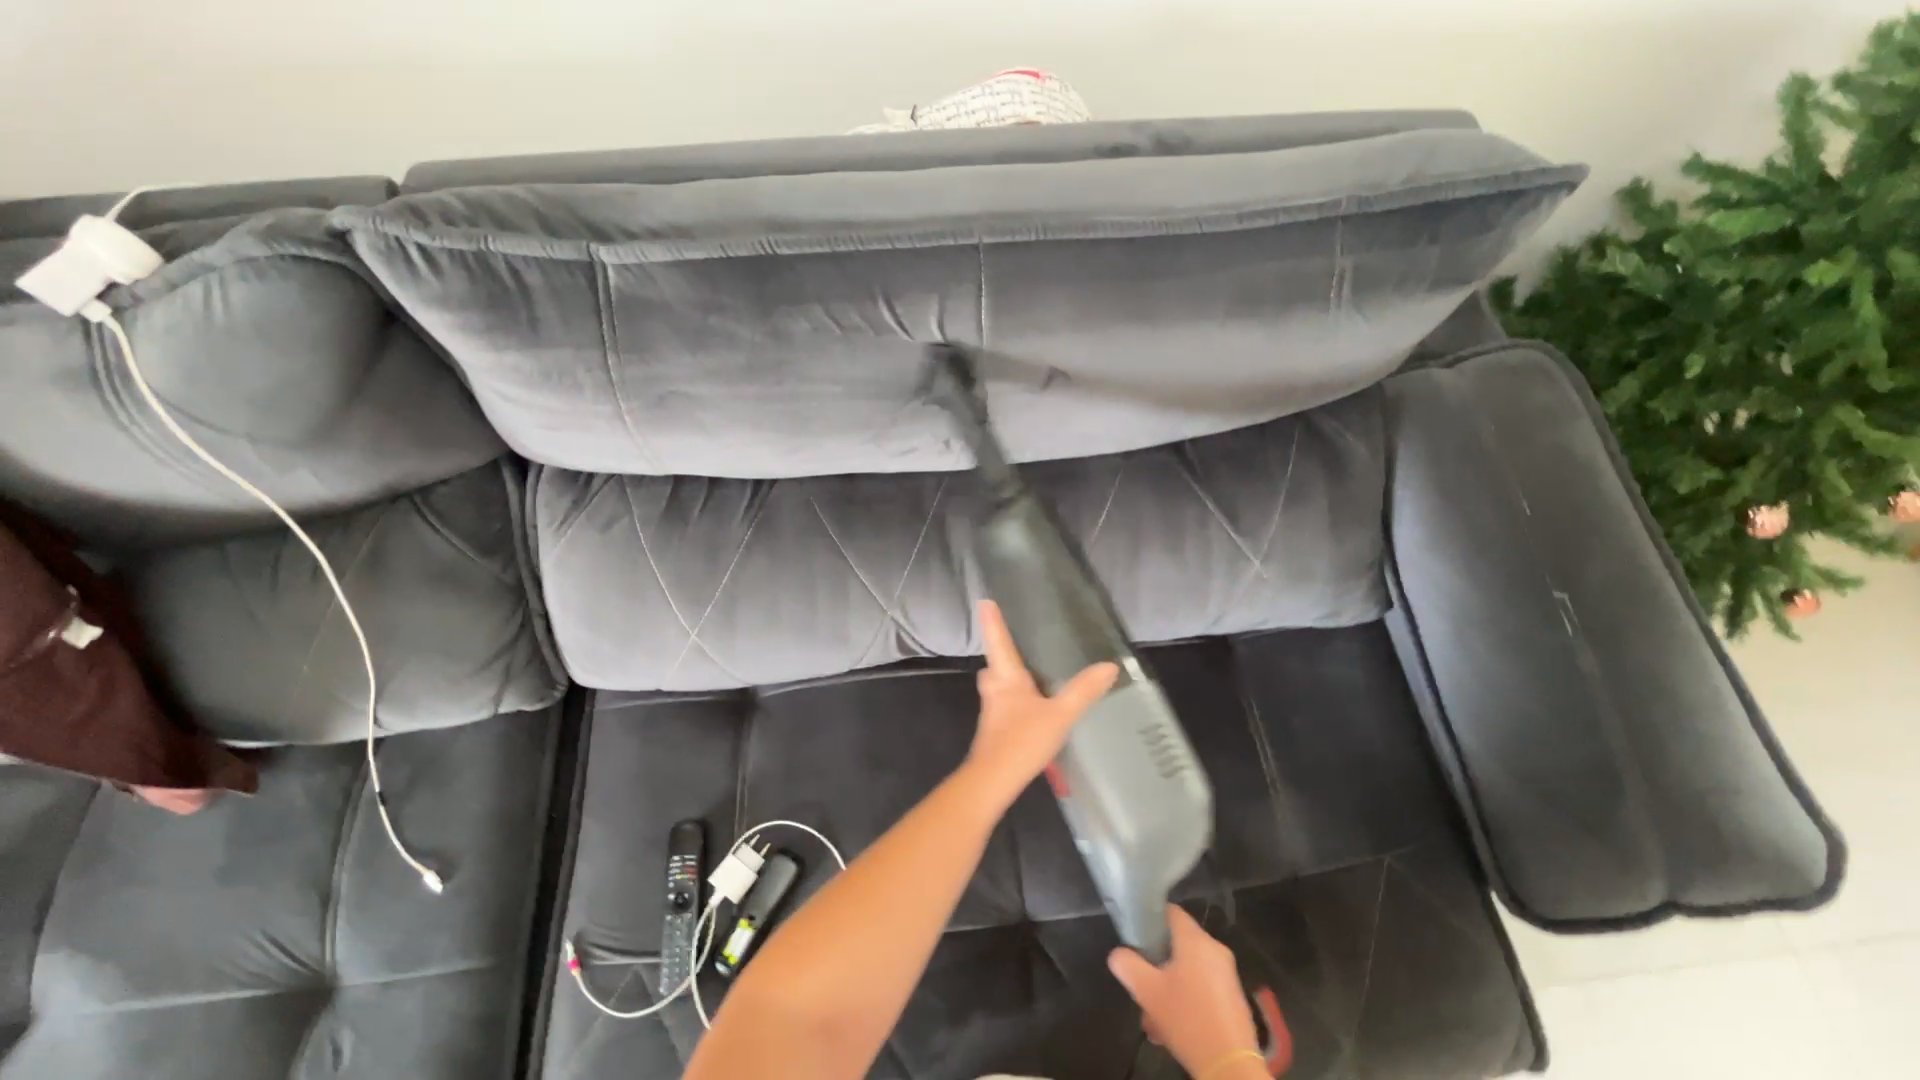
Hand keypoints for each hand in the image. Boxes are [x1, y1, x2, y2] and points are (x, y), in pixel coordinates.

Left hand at [963, 600, 1117, 806]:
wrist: (993, 780)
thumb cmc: (1023, 740)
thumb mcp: (1061, 714)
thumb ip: (1084, 691)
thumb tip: (1109, 665)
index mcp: (1007, 679)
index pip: (998, 642)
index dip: (992, 622)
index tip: (985, 602)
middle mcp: (994, 691)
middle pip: (993, 667)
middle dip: (999, 657)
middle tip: (1012, 647)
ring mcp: (991, 714)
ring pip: (996, 689)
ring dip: (1006, 682)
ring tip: (1027, 680)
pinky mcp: (994, 734)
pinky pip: (1002, 709)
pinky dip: (1013, 704)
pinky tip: (1030, 713)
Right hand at [1108, 906, 1265, 1079]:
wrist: (1230, 1065)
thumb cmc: (1187, 1018)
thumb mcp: (1146, 991)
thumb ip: (1127, 965)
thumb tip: (1119, 955)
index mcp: (1196, 940)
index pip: (1170, 912)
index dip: (1149, 920)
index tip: (1135, 939)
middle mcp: (1215, 950)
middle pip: (1177, 946)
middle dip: (1156, 967)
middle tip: (1142, 988)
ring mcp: (1227, 975)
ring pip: (1187, 972)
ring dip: (1167, 990)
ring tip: (1153, 1020)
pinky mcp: (1233, 998)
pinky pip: (1201, 989)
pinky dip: (1185, 1002)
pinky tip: (1172, 1029)